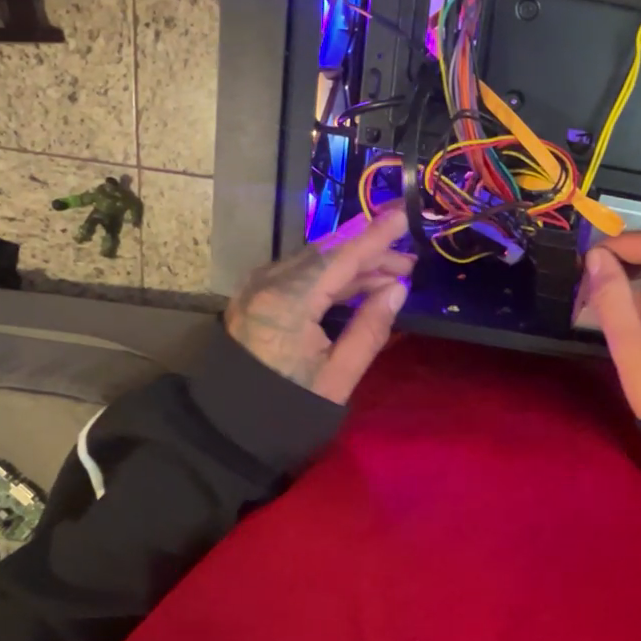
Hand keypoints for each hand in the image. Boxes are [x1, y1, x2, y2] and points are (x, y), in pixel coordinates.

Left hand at [225, 206, 414, 403]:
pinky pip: (302, 275)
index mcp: (290, 299)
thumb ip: (370, 328)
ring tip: (392, 276)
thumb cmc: (288, 404)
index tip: (404, 213)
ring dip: (354, 267)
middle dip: (371, 254)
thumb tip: (397, 289)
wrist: (230, 427)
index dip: (377, 236)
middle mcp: (270, 282)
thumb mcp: (339, 374)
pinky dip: (333, 278)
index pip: (342, 257)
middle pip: (329, 255)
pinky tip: (359, 286)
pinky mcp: (258, 298)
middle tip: (410, 264)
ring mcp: (260, 287)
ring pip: (316, 263)